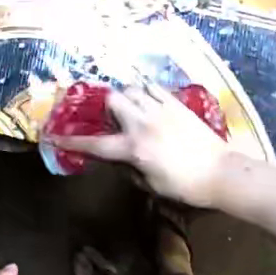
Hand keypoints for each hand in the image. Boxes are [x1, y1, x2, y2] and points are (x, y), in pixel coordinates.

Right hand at [48, 85, 233, 207]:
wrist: (222, 174)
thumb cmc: (185, 186)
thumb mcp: (150, 183)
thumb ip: (127, 167)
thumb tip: (115, 158)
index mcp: (134, 148)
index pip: (95, 144)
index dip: (71, 141)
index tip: (53, 136)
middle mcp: (143, 123)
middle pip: (113, 99)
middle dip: (104, 106)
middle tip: (107, 117)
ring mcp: (161, 110)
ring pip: (132, 89)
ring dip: (124, 96)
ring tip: (127, 107)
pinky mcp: (177, 105)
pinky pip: (153, 88)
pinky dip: (144, 92)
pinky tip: (147, 102)